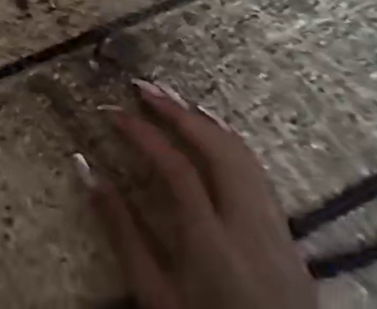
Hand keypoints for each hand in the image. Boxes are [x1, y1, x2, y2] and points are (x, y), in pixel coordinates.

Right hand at [82, 80, 316, 308]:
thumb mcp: (153, 293)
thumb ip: (120, 229)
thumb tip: (84, 167)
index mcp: (214, 245)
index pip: (177, 169)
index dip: (142, 133)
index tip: (111, 112)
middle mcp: (252, 232)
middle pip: (221, 152)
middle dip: (179, 113)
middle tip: (143, 87)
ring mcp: (279, 236)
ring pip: (248, 160)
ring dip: (208, 123)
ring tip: (173, 100)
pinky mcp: (292, 243)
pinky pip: (261, 178)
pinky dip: (232, 147)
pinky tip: (211, 137)